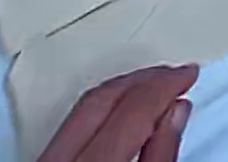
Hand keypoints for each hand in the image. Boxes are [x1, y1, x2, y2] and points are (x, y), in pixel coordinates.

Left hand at [37, 65, 196, 161]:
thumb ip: (158, 158)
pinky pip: (71, 120)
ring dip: (123, 88)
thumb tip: (177, 111)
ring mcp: (43, 159)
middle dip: (145, 78)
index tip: (188, 74)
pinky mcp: (39, 159)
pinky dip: (101, 107)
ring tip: (155, 87)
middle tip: (176, 74)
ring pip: (84, 105)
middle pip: (103, 97)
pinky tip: (122, 109)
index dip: (166, 84)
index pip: (132, 107)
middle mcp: (56, 158)